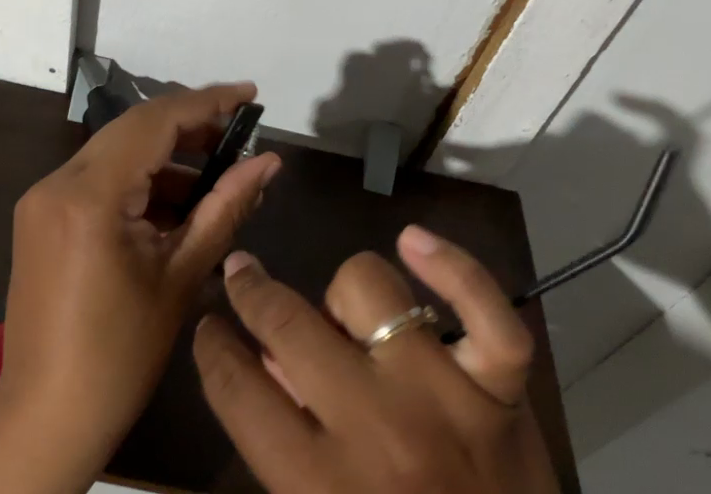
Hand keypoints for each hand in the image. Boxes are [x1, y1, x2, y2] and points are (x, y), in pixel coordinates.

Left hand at [0, 82, 281, 464]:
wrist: (47, 413)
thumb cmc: (121, 353)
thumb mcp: (181, 276)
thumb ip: (225, 208)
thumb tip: (268, 162)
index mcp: (90, 195)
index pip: (155, 122)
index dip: (207, 102)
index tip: (251, 94)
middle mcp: (57, 182)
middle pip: (132, 131)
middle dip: (189, 128)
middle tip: (240, 135)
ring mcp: (42, 199)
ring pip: (114, 154)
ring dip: (164, 159)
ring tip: (218, 177)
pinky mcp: (40, 217)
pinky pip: (97, 180)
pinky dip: (138, 182)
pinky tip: (176, 206)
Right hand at [194, 226, 558, 493]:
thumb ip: (280, 445)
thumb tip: (261, 362)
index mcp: (317, 483)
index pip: (237, 388)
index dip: (212, 347)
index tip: (211, 326)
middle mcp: (374, 428)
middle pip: (288, 324)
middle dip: (251, 291)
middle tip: (242, 275)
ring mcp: (443, 398)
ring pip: (370, 290)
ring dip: (345, 295)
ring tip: (347, 317)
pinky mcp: (500, 387)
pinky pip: (482, 306)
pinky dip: (453, 266)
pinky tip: (411, 242)